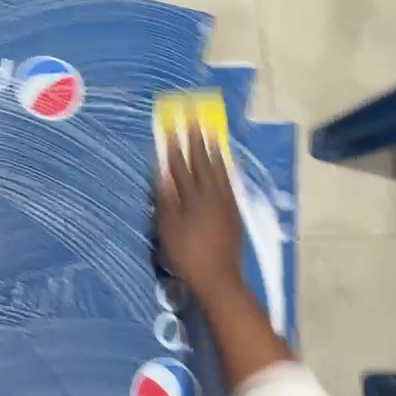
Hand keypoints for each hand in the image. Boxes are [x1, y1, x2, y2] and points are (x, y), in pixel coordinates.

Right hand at [155, 122, 244, 301]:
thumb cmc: (187, 254)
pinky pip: (230, 180)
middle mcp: (209, 193)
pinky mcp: (234, 209)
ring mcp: (224, 200)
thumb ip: (166, 197)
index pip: (180, 164)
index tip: (173, 126)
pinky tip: (227, 160)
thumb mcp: (168, 227)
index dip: (175, 145)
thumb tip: (162, 170)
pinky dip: (227, 166)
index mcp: (190, 196)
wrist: (218, 276)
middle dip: (197, 139)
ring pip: (219, 168)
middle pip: (202, 160)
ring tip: (212, 131)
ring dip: (215, 148)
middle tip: (194, 119)